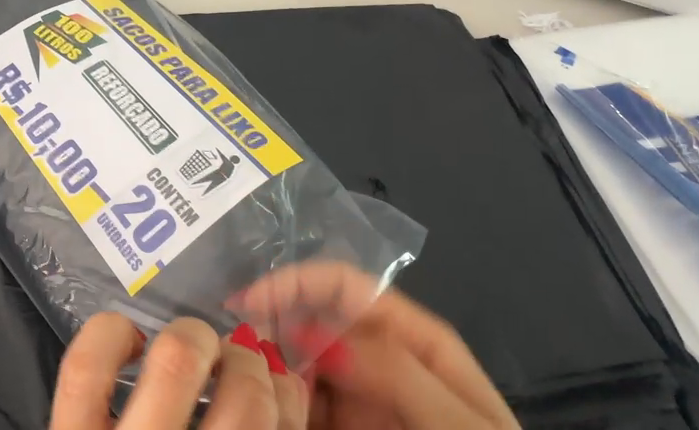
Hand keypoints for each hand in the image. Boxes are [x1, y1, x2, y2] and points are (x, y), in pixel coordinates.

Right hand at [50, 313, 308, 428]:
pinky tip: (278, 392)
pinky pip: (287, 423)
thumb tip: (130, 343)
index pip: (86, 364)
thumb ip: (96, 408)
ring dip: (250, 365)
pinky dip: (289, 395)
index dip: (111, 332)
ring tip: (242, 368)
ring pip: (246, 392)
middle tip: (198, 345)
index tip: (129, 336)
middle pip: (179, 359)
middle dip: (196, 337)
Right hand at [233, 264, 518, 429]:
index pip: (343, 286)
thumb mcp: (458, 423)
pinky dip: (280, 407)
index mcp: (412, 340)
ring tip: (253, 394)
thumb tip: (311, 328)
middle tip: (240, 362)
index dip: (292, 282)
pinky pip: (302, 409)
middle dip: (273, 333)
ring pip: (299, 369)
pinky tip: (269, 415)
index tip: (244, 302)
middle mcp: (380, 361)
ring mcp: (361, 401)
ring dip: (271, 375)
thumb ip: (394, 371)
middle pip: (312, 324)